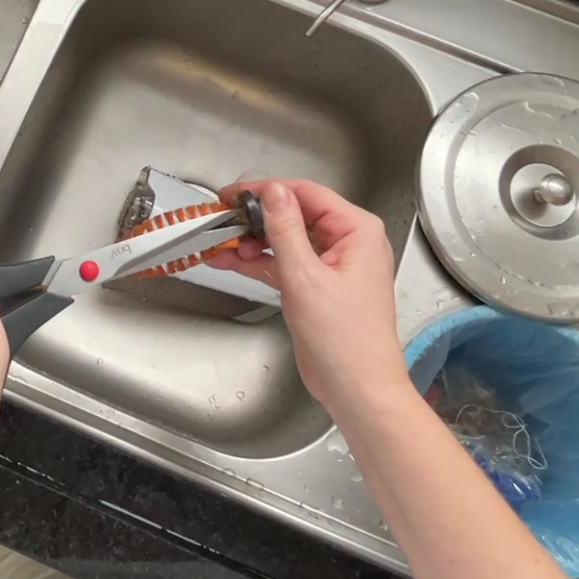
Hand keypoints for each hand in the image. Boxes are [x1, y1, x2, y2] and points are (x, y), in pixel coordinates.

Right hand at [210, 180, 411, 419]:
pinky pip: (284, 263)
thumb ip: (285, 230)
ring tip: (221, 245)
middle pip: (294, 215)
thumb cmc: (344, 338)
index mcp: (356, 231)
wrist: (357, 388)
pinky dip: (259, 262)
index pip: (305, 193)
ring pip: (286, 240)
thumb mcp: (305, 276)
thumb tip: (272, 192)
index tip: (232, 194)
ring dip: (253, 242)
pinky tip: (230, 261)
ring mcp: (332, 265)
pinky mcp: (317, 286)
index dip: (266, 190)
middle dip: (256, 219)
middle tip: (222, 220)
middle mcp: (348, 242)